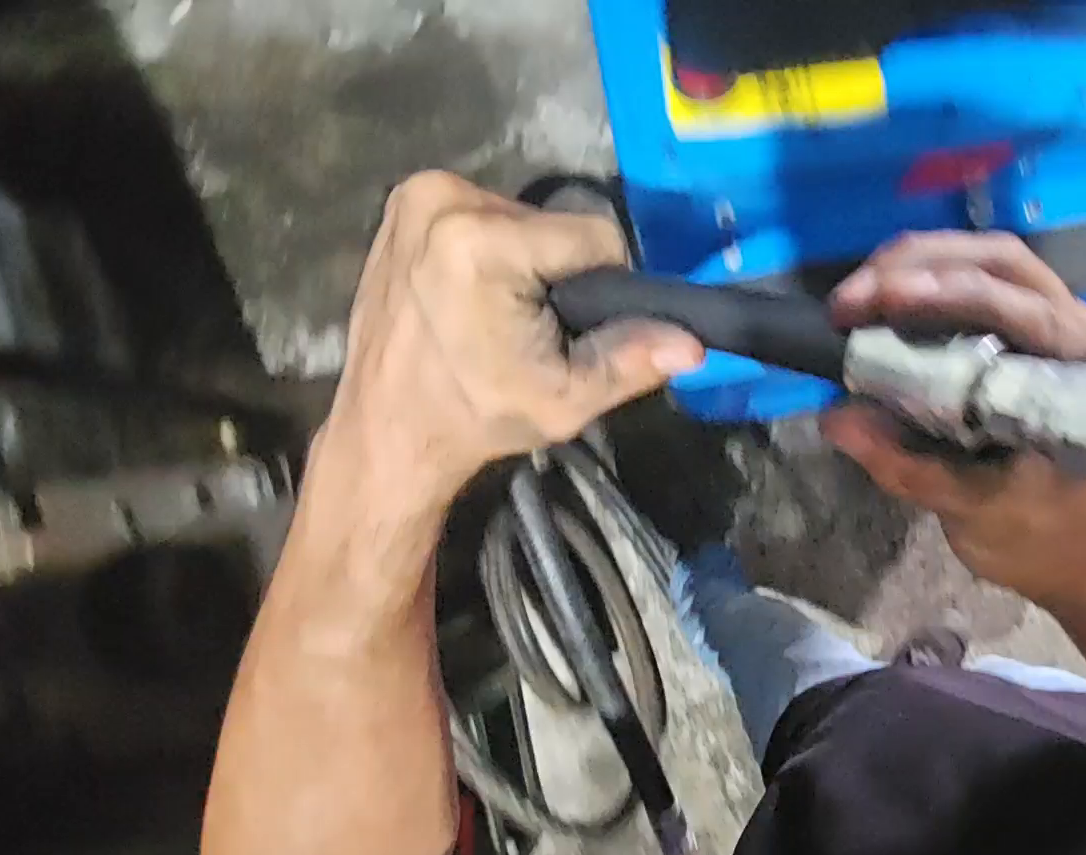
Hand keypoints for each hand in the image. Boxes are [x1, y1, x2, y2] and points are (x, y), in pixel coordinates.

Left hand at [323, 172, 704, 512]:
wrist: (390, 428)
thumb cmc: (478, 418)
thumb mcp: (566, 400)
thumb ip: (631, 362)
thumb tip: (695, 346)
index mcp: (482, 240)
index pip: (597, 237)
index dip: (608, 287)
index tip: (579, 332)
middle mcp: (445, 197)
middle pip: (558, 226)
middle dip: (565, 274)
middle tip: (542, 330)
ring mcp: (418, 194)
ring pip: (526, 220)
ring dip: (535, 262)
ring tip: (510, 316)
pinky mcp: (406, 202)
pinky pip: (488, 216)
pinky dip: (499, 252)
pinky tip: (480, 296)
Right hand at [820, 232, 1085, 609]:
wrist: (1076, 555)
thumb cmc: (1042, 543)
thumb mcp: (977, 515)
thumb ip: (910, 467)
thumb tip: (836, 418)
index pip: (1027, 311)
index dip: (947, 295)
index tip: (873, 304)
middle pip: (1007, 264)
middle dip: (920, 267)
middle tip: (848, 298)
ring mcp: (1068, 327)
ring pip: (995, 263)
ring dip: (919, 266)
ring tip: (858, 293)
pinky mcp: (1037, 331)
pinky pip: (986, 284)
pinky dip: (929, 282)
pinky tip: (886, 298)